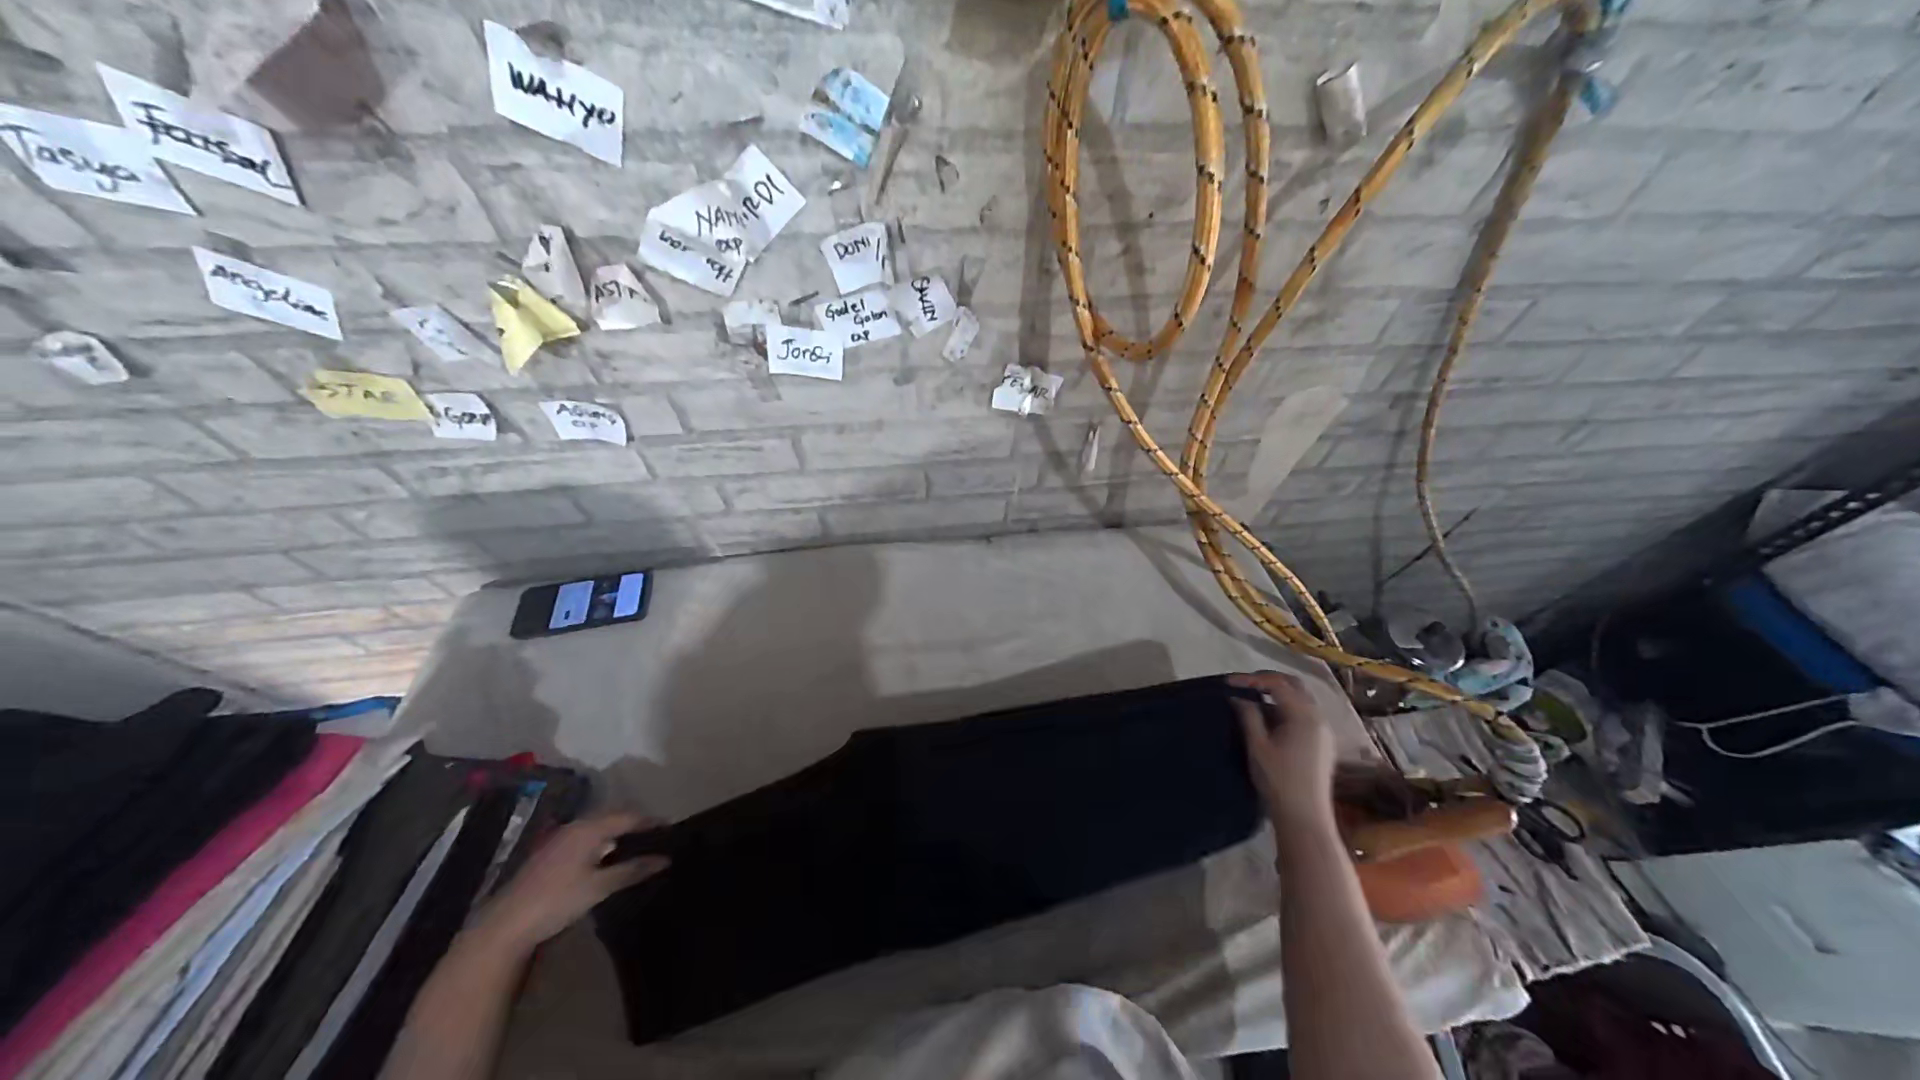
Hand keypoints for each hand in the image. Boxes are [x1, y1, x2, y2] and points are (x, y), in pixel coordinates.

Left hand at [473, 812, 668, 953]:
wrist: (505, 925)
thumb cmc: (557, 901)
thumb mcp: (600, 886)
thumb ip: (633, 869)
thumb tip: (665, 859)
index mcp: (588, 829)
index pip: (627, 816)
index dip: (650, 821)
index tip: (670, 827)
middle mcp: (574, 827)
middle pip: (612, 818)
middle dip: (634, 824)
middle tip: (656, 836)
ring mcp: (559, 840)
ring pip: (597, 828)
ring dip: (617, 833)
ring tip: (637, 846)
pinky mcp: (550, 854)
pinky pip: (586, 839)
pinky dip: (602, 842)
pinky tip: (608, 859)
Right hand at [1229, 671, 1335, 830]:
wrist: (1305, 818)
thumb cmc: (1278, 781)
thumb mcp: (1257, 746)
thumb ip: (1248, 716)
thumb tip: (1238, 696)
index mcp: (1304, 716)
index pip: (1277, 684)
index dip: (1252, 679)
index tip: (1229, 682)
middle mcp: (1319, 718)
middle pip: (1294, 685)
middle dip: (1267, 680)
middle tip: (1243, 684)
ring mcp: (1323, 731)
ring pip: (1301, 699)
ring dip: (1277, 693)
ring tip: (1252, 698)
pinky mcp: (1322, 743)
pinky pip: (1304, 713)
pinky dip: (1285, 707)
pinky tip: (1268, 718)